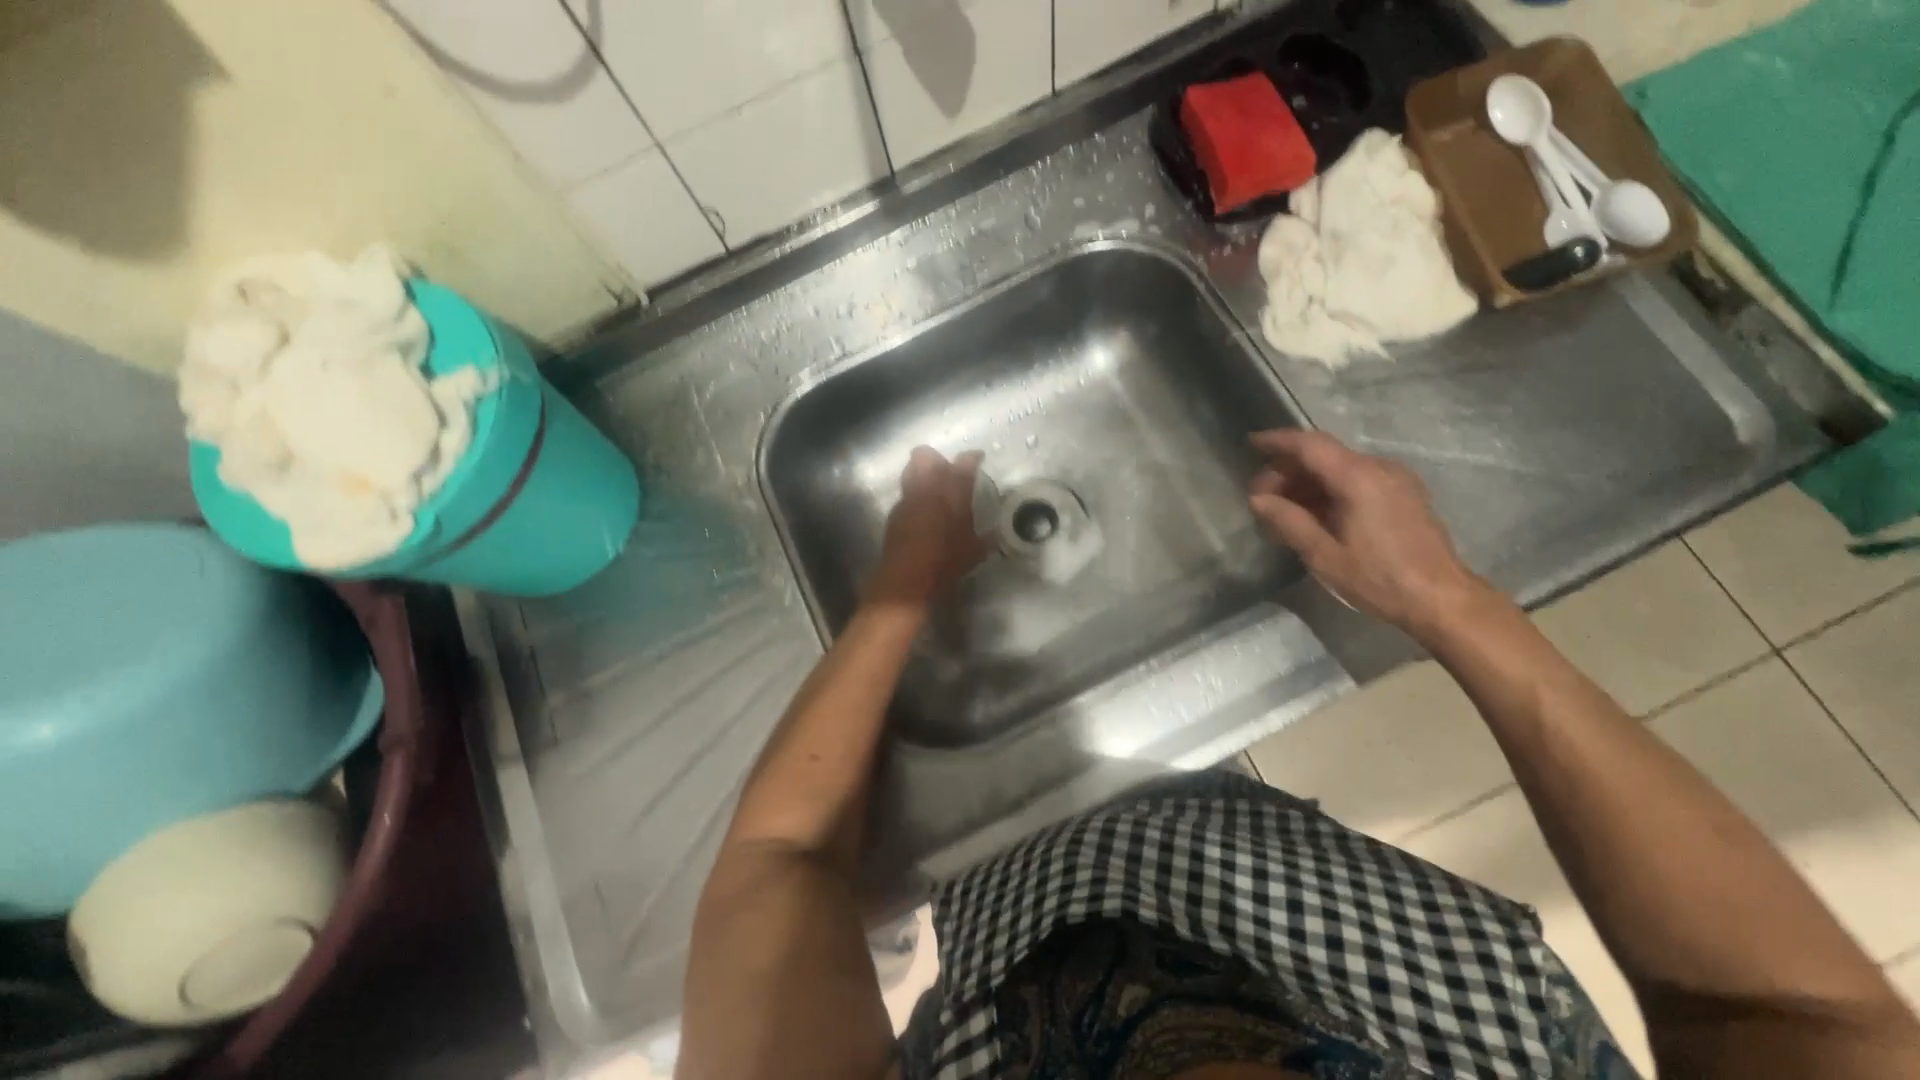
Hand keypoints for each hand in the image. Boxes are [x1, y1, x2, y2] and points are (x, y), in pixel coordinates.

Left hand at [867, 447, 991, 609]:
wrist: (908, 579)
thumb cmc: (946, 563)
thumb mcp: (974, 552)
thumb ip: (986, 539)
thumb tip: (994, 535)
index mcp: (952, 493)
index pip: (964, 463)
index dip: (972, 457)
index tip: (978, 457)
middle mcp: (927, 488)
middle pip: (925, 455)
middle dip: (937, 458)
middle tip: (948, 472)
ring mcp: (907, 498)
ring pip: (910, 469)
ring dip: (921, 472)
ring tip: (932, 488)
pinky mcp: (894, 512)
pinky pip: (905, 494)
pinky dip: (914, 496)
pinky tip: (921, 512)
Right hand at [1247, 429, 1493, 636]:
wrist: (1441, 598)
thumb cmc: (1379, 579)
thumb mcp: (1324, 555)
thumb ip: (1289, 521)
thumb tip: (1258, 499)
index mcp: (1358, 478)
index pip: (1310, 445)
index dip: (1278, 441)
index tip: (1250, 444)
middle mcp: (1379, 468)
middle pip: (1325, 454)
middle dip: (1289, 470)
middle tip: (1262, 497)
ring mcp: (1396, 479)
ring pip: (1341, 467)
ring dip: (1309, 482)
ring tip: (1284, 510)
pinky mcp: (1405, 494)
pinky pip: (1359, 479)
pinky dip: (1331, 489)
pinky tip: (1316, 514)